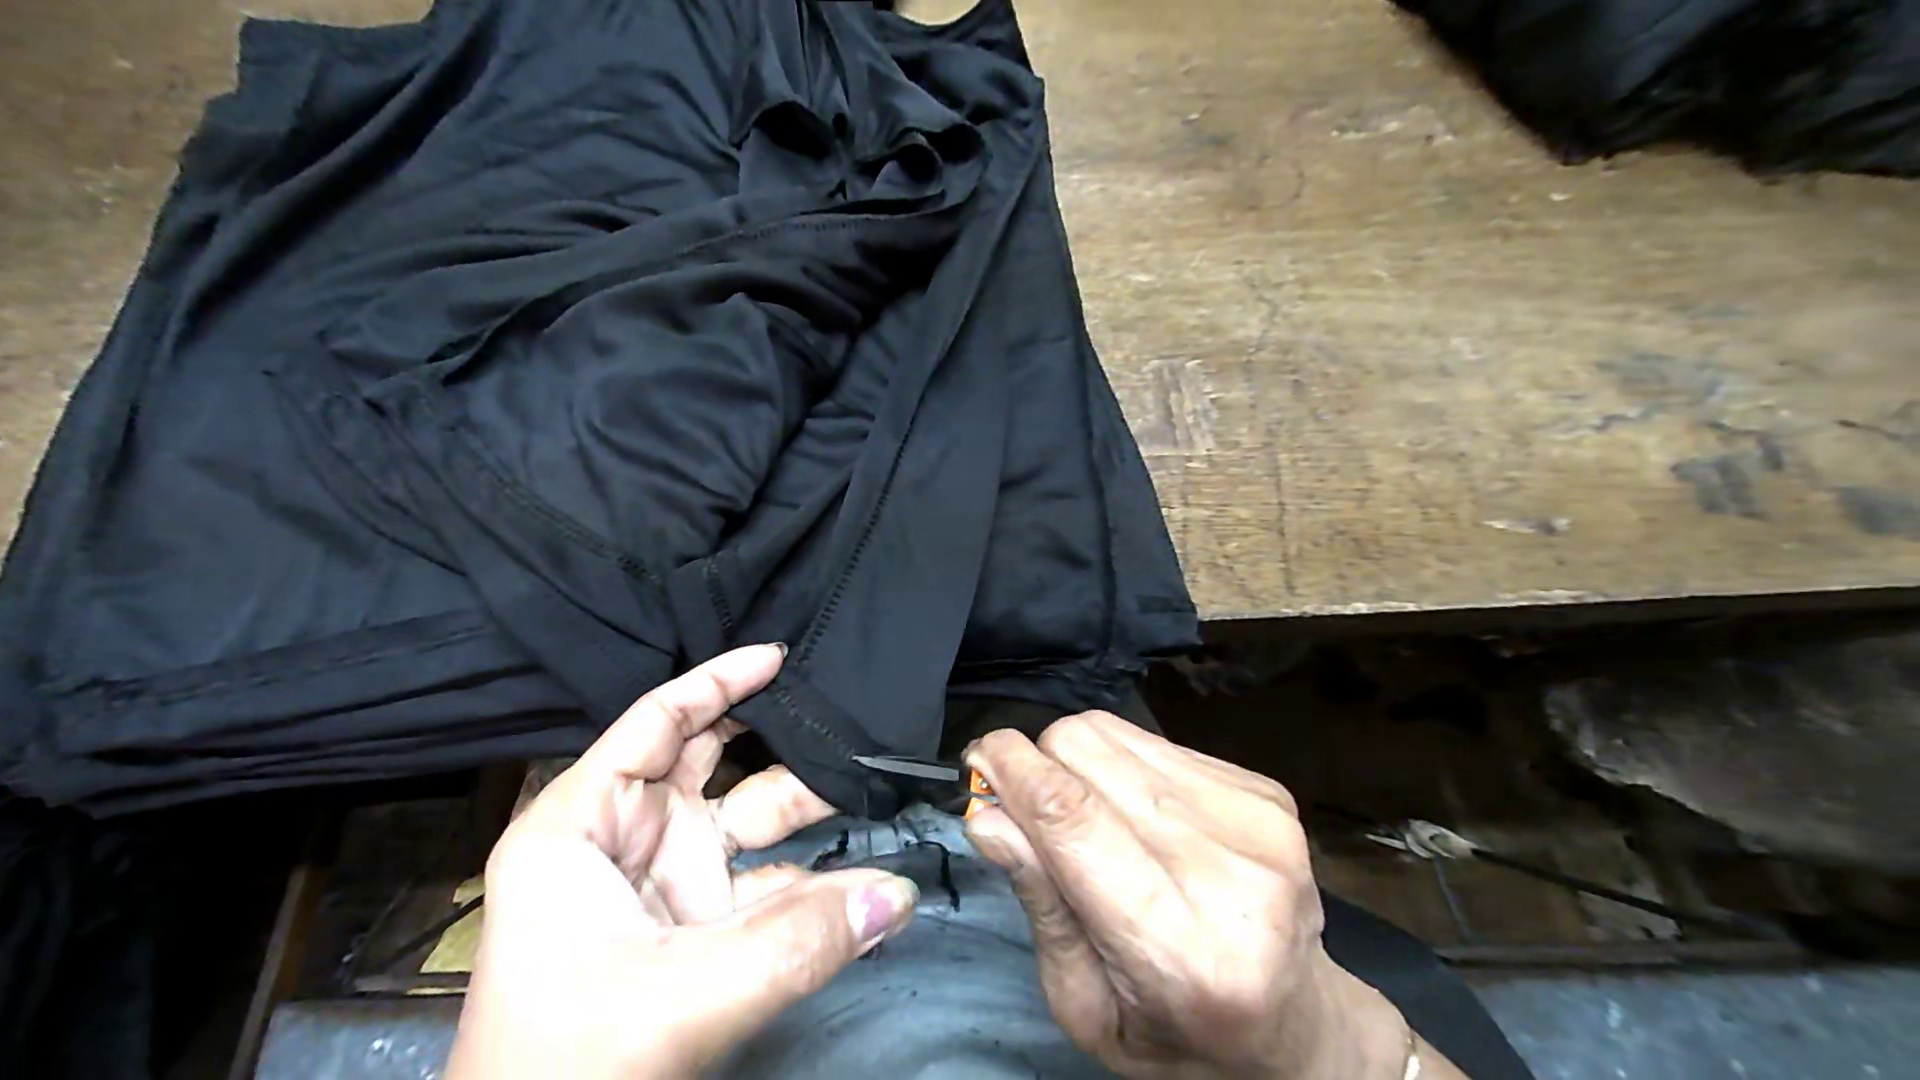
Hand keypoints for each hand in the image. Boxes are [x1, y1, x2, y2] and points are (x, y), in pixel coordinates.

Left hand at [447, 644, 918, 1079]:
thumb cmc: (565, 1075)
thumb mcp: (678, 998)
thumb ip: (796, 942)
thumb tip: (900, 893)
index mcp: (585, 824)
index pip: (657, 722)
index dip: (717, 682)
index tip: (779, 656)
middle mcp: (628, 838)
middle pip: (710, 757)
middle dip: (774, 731)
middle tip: (842, 706)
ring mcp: (669, 882)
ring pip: (749, 817)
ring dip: (809, 801)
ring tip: (874, 772)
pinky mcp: (703, 926)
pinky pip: (771, 880)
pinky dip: (819, 876)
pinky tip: (873, 875)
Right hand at [965, 712, 1437, 1079]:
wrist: (1301, 1024)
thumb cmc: (1178, 1035)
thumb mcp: (1087, 1007)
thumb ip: (1039, 903)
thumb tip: (986, 815)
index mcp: (1182, 952)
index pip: (1074, 818)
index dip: (1011, 770)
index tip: (976, 759)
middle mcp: (1231, 872)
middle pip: (1087, 752)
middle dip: (1039, 764)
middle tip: (1030, 806)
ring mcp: (1257, 820)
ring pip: (1113, 731)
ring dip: (1078, 761)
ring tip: (1090, 813)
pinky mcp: (1265, 789)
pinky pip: (1151, 739)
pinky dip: (1121, 764)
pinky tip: (1136, 812)